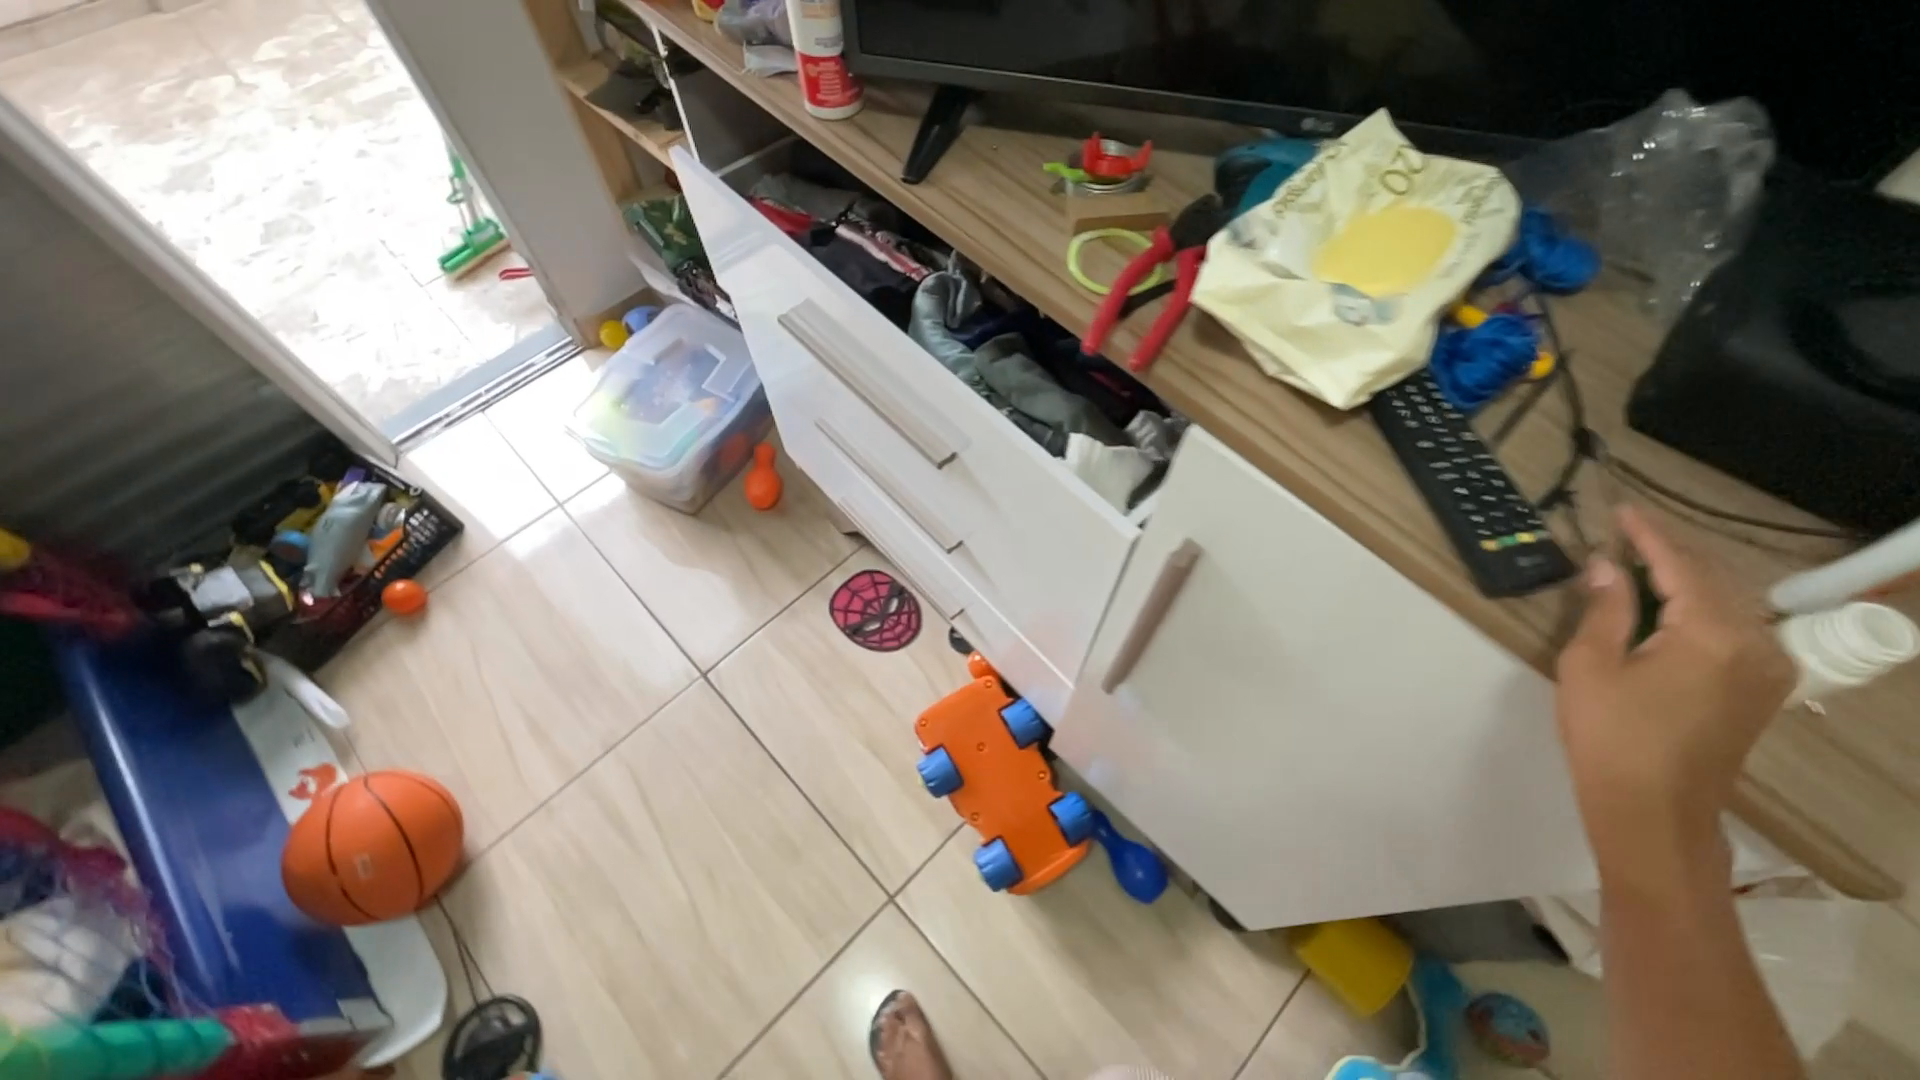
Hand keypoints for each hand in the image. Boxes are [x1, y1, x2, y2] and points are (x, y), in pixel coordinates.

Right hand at [1554, 506, 1795, 888]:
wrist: (1653, 811)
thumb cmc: (1611, 736)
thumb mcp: (1591, 665)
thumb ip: (1606, 609)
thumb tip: (1607, 566)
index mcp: (1715, 635)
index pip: (1681, 566)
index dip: (1648, 535)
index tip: (1622, 510)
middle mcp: (1757, 644)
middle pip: (1715, 579)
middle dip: (1671, 553)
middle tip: (1628, 532)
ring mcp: (1767, 669)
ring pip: (1728, 603)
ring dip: (1687, 579)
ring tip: (1642, 562)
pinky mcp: (1760, 689)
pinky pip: (1735, 629)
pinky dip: (1702, 607)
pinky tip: (1670, 605)